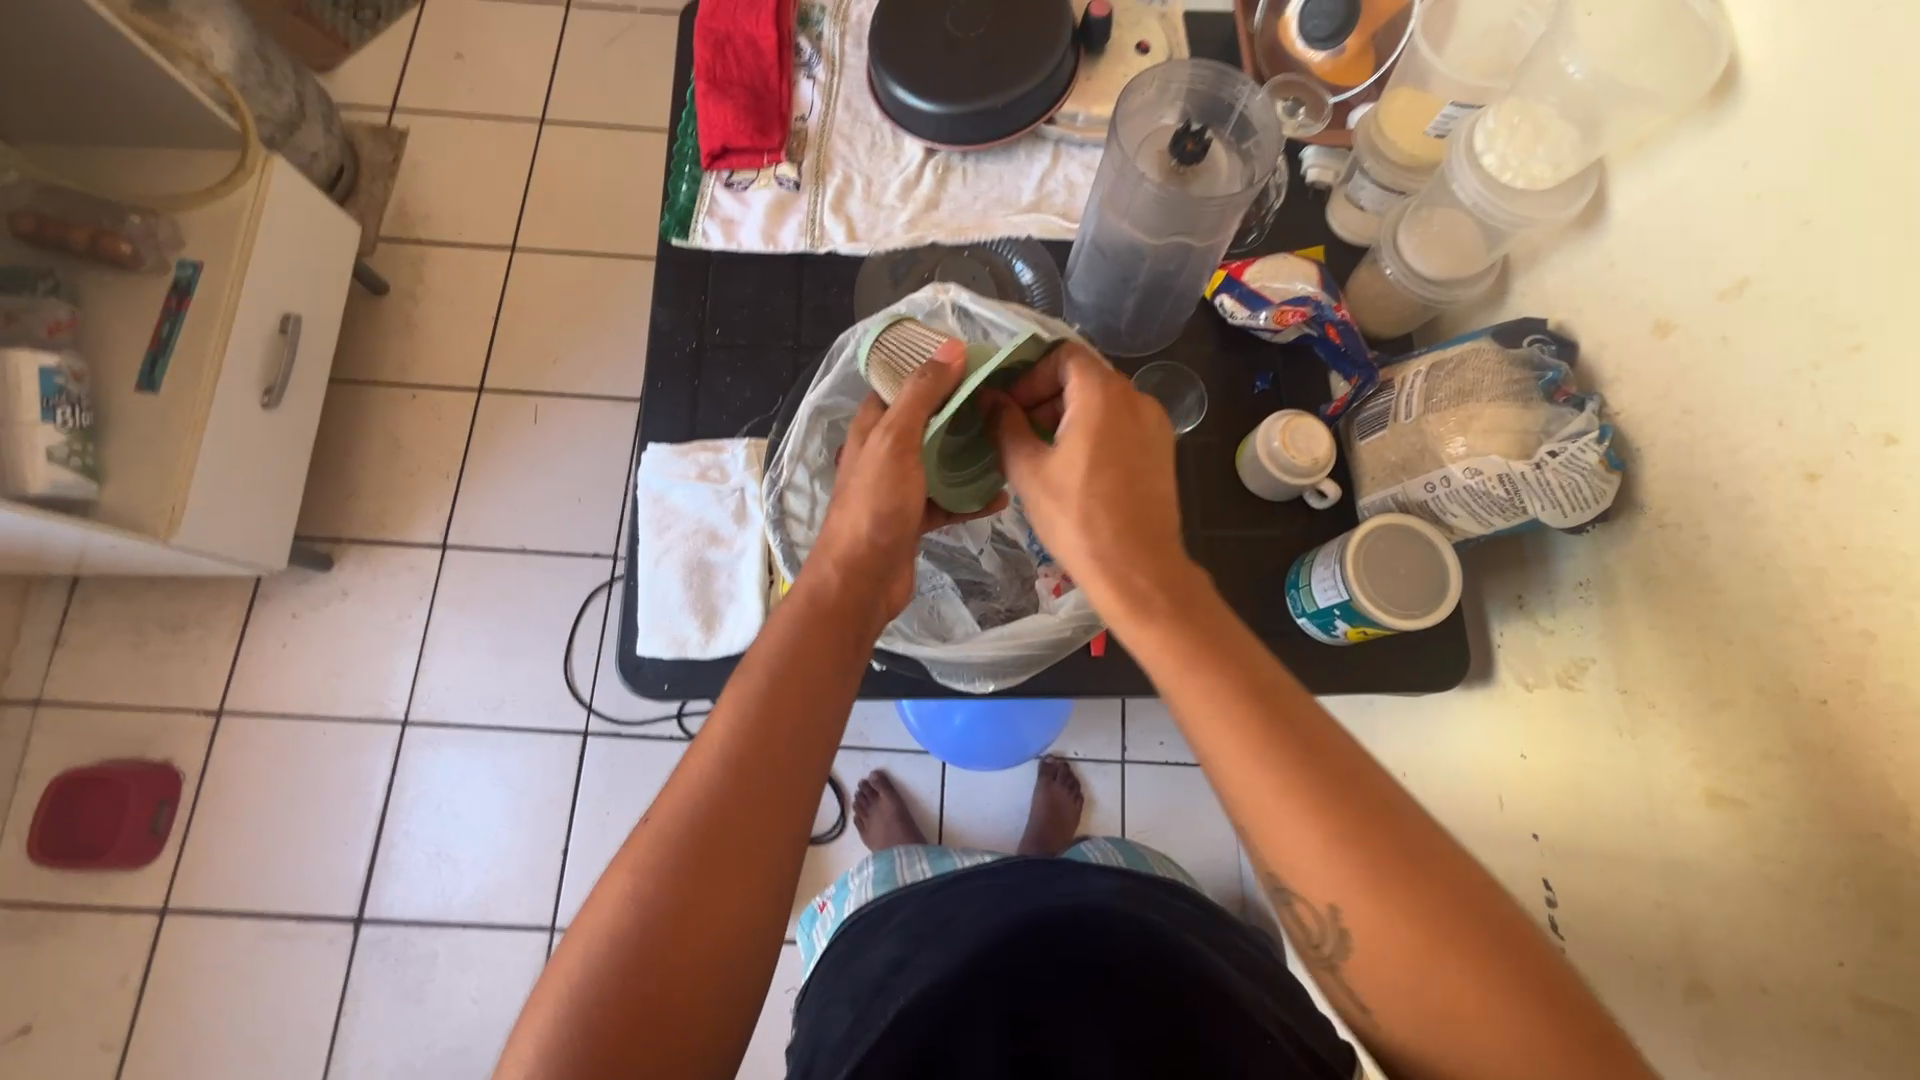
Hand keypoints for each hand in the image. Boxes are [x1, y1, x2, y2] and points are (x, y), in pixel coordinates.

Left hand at [811, 339, 1008, 627]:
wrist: (863, 579)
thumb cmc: (875, 504)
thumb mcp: (897, 440)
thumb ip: (922, 393)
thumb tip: (951, 346)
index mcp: (872, 428)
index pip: (901, 385)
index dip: (933, 369)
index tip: (974, 361)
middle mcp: (884, 454)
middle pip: (927, 423)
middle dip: (960, 412)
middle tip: (1002, 401)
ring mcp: (900, 489)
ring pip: (940, 462)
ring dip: (969, 456)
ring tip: (1007, 443)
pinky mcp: (915, 519)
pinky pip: (948, 501)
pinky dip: (971, 498)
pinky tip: (1000, 495)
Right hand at [986, 343, 1195, 607]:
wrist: (1137, 568)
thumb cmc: (1077, 518)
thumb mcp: (1028, 471)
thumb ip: (1005, 425)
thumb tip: (990, 400)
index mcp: (1103, 393)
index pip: (1063, 355)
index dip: (1030, 375)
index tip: (1009, 407)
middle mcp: (1137, 398)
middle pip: (1085, 377)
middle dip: (1046, 397)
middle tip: (1017, 431)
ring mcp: (1156, 425)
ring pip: (1104, 403)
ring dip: (1068, 416)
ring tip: (1042, 454)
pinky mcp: (1162, 451)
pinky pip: (1122, 425)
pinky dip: (1094, 433)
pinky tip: (1074, 469)